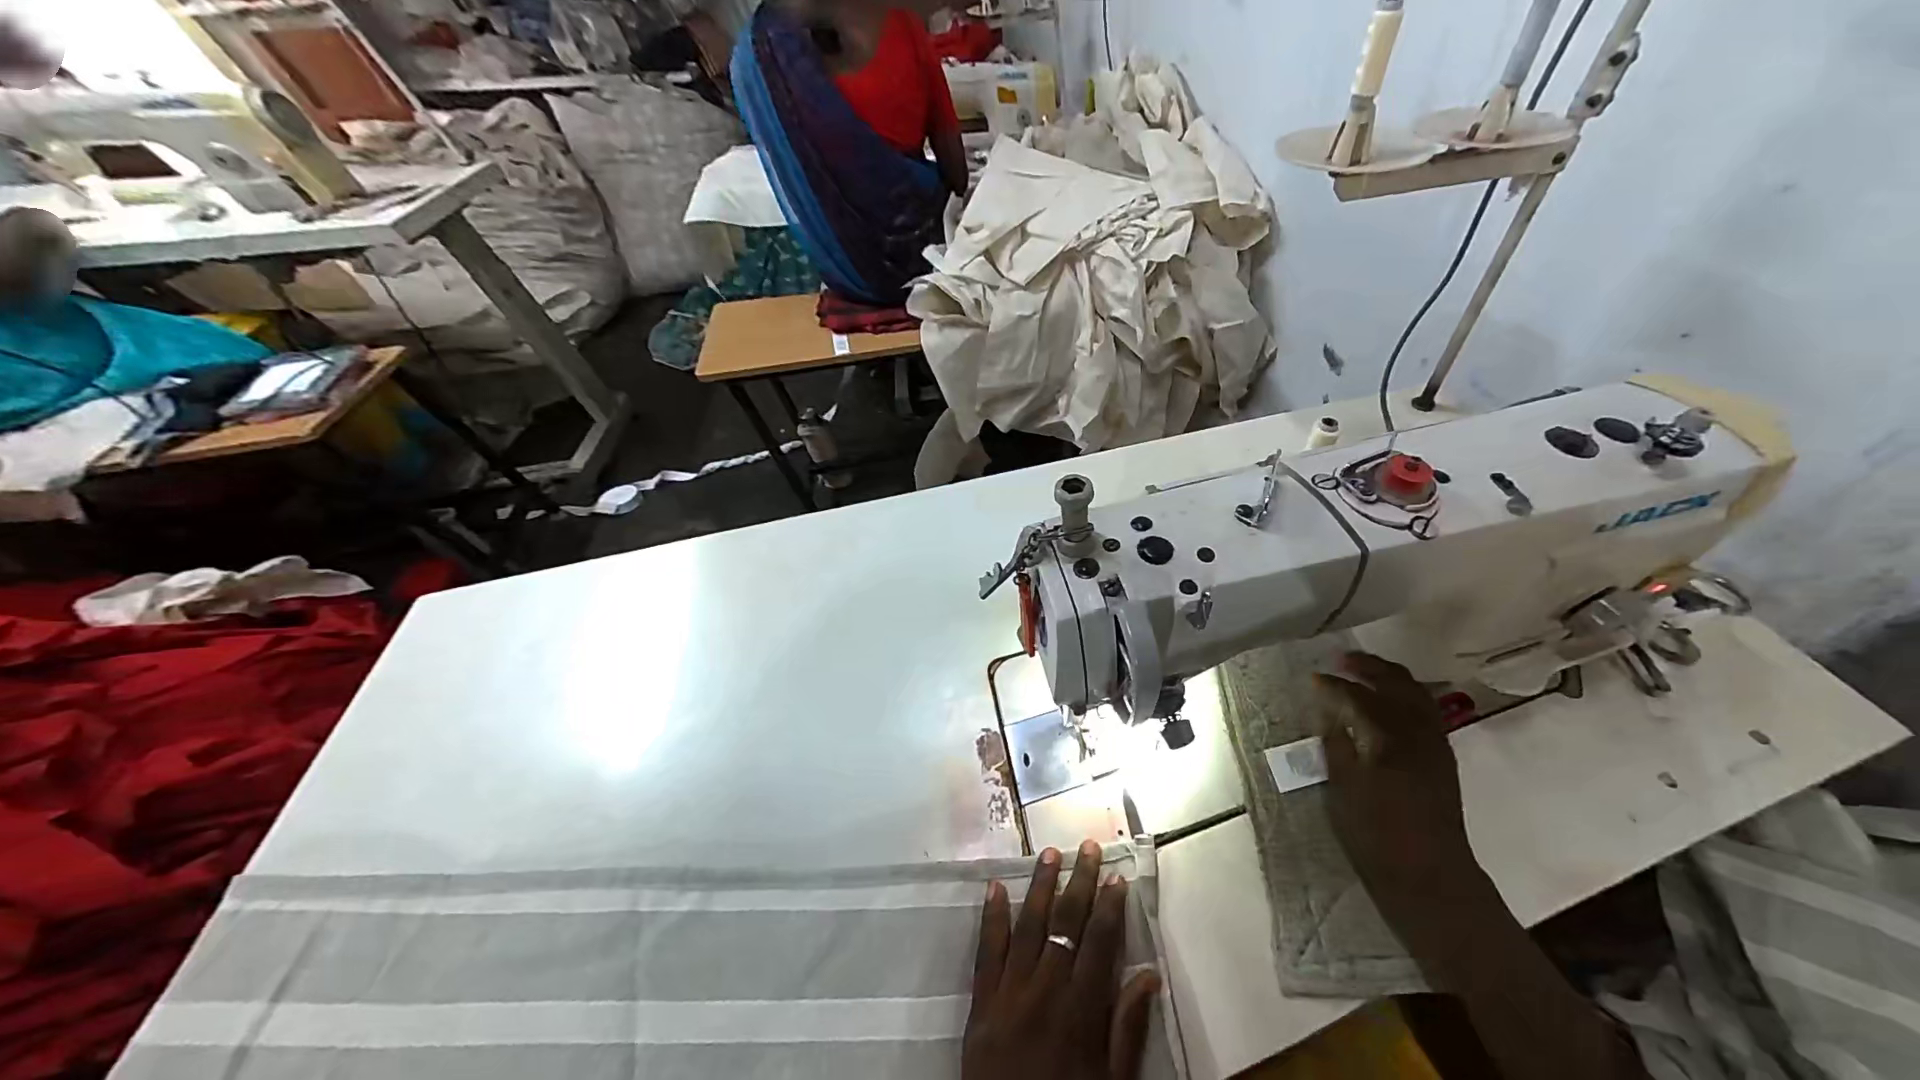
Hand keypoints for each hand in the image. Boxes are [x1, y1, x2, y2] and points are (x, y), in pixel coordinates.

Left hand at [963, 839, 1161, 1079]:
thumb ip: (1127, 1029)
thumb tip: (1148, 975)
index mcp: (1081, 1011)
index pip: (1099, 945)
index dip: (1110, 908)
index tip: (1117, 877)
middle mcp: (1045, 991)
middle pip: (1064, 925)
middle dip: (1079, 883)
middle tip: (1088, 847)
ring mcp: (1009, 992)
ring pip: (1026, 926)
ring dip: (1038, 886)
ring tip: (1048, 853)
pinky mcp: (981, 1002)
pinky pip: (985, 951)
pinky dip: (991, 917)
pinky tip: (995, 888)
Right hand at [1318, 653, 1485, 925]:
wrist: (1429, 875)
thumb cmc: (1377, 833)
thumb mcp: (1344, 787)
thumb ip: (1336, 744)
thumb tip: (1328, 713)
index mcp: (1392, 738)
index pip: (1360, 698)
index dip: (1335, 686)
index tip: (1313, 679)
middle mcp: (1420, 733)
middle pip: (1398, 685)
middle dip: (1370, 668)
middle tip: (1342, 660)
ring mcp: (1436, 745)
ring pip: (1417, 695)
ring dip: (1390, 678)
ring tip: (1364, 673)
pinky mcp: (1442, 759)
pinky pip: (1425, 711)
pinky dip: (1405, 696)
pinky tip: (1388, 703)